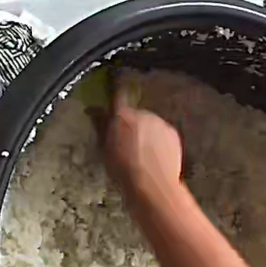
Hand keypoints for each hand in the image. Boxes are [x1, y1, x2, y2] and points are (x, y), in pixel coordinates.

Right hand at [95, 73, 182, 193]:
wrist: (152, 185)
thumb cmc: (123, 170)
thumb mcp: (104, 149)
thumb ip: (99, 125)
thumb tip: (92, 109)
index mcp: (122, 116)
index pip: (119, 93)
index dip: (116, 87)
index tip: (115, 81)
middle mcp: (143, 114)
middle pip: (134, 113)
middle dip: (130, 123)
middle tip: (125, 143)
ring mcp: (160, 123)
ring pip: (149, 123)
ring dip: (145, 133)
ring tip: (140, 155)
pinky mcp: (172, 134)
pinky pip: (162, 133)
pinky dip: (158, 141)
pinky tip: (154, 158)